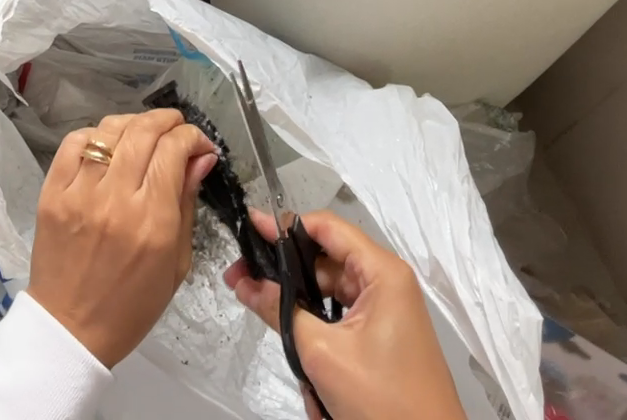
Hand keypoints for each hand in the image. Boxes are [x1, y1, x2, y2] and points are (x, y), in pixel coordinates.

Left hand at [26, 108, 218, 367]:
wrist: (70, 328)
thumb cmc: (132, 304)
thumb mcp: (176, 262)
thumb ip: (186, 203)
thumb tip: (200, 158)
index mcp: (152, 221)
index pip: (173, 150)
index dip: (192, 136)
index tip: (199, 144)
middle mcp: (115, 199)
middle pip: (143, 131)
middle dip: (167, 120)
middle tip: (176, 128)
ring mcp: (79, 193)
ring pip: (109, 130)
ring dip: (133, 123)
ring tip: (143, 133)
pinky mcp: (52, 193)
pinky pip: (73, 143)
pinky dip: (94, 134)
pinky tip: (107, 144)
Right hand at [225, 210, 463, 419]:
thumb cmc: (383, 400)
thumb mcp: (321, 352)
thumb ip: (279, 309)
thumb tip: (243, 282)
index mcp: (382, 272)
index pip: (326, 227)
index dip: (285, 226)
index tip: (248, 230)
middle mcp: (386, 281)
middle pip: (324, 258)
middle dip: (282, 269)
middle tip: (240, 276)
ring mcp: (385, 309)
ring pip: (328, 290)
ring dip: (296, 302)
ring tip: (256, 304)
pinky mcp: (381, 335)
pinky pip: (339, 315)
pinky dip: (314, 325)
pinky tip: (290, 339)